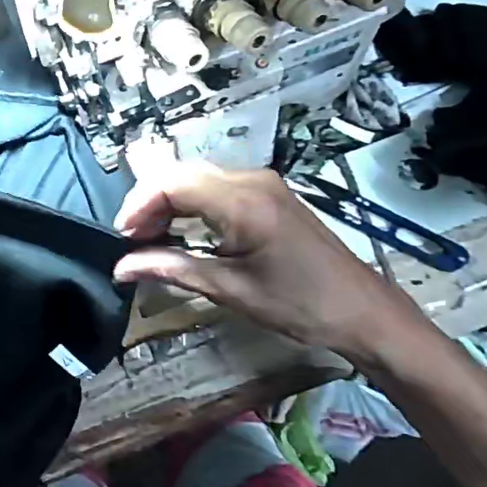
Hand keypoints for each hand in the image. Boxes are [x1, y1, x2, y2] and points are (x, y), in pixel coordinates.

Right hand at [113, 162, 418, 357]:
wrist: (365, 311)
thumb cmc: (300, 306)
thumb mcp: (231, 290)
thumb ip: (171, 269)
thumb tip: (120, 268)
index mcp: (242, 202)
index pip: (171, 184)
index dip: (138, 206)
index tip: (123, 238)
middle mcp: (250, 180)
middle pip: (180, 174)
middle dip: (148, 203)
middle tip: (132, 240)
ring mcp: (261, 182)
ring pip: (194, 176)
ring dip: (167, 201)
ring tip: (150, 236)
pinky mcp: (267, 191)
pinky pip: (213, 184)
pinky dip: (189, 202)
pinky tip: (181, 228)